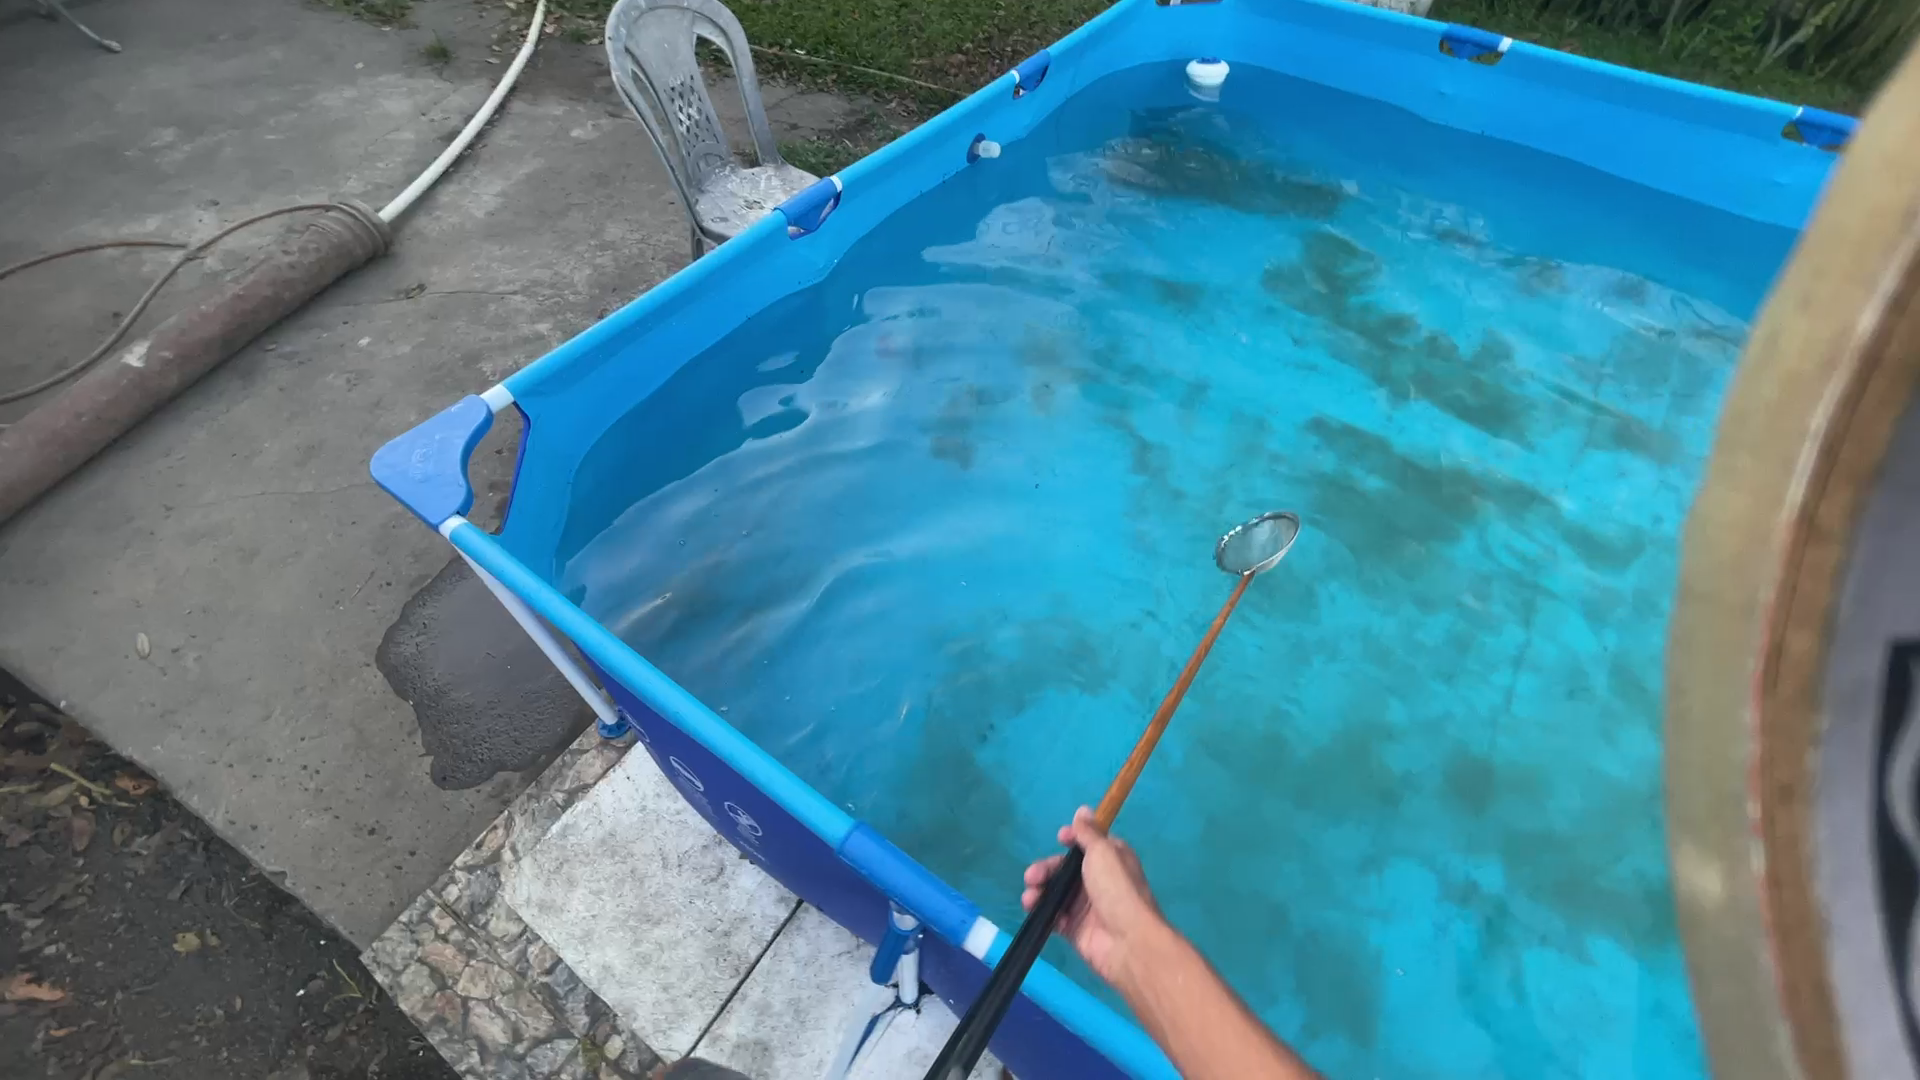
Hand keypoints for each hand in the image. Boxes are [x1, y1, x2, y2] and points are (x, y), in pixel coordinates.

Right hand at [1021, 806, 1166, 985]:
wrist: (1127, 941)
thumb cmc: (1116, 888)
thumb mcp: (1103, 851)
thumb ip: (1088, 832)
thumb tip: (1083, 810)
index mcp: (1110, 858)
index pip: (1087, 843)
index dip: (1072, 839)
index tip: (1060, 838)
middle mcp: (1098, 880)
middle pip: (1065, 868)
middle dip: (1046, 868)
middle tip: (1032, 875)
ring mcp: (1086, 906)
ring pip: (1055, 891)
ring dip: (1039, 890)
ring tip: (1029, 897)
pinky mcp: (1075, 929)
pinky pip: (1054, 916)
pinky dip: (1043, 911)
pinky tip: (1036, 911)